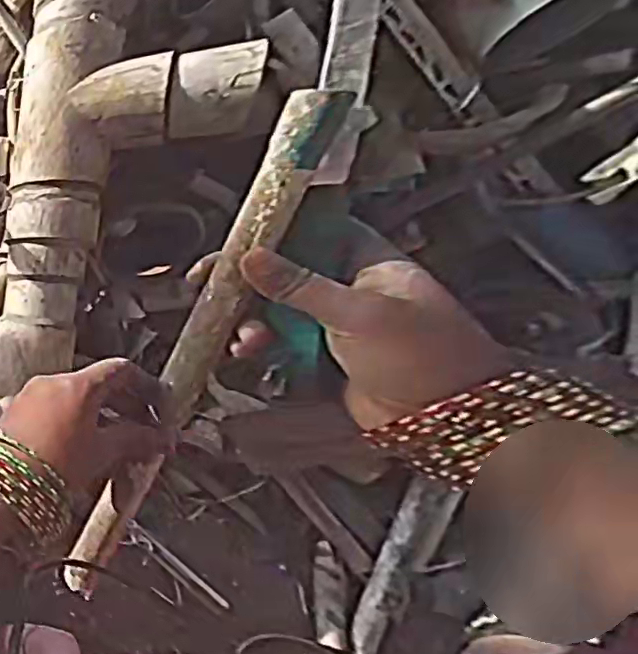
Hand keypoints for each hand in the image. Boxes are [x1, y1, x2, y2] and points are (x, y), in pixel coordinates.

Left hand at [0, 358, 171, 495]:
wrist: (5, 484)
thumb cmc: (54, 466)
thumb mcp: (105, 452)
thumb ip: (137, 439)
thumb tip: (158, 437)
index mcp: (75, 385)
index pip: (120, 370)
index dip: (147, 387)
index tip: (160, 408)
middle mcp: (48, 383)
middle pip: (97, 384)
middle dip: (126, 406)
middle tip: (146, 432)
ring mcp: (27, 396)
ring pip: (73, 398)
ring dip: (99, 416)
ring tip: (117, 444)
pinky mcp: (13, 412)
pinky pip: (51, 410)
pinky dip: (72, 422)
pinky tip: (82, 446)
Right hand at [231, 224, 509, 428]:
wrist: (448, 423)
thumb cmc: (421, 357)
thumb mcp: (361, 315)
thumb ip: (300, 285)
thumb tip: (248, 256)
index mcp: (371, 266)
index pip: (318, 230)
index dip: (275, 230)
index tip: (233, 240)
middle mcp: (347, 288)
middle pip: (281, 270)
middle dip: (243, 280)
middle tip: (205, 282)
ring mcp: (329, 321)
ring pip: (269, 306)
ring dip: (246, 318)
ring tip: (244, 337)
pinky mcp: (314, 351)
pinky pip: (271, 337)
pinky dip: (253, 342)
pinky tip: (246, 350)